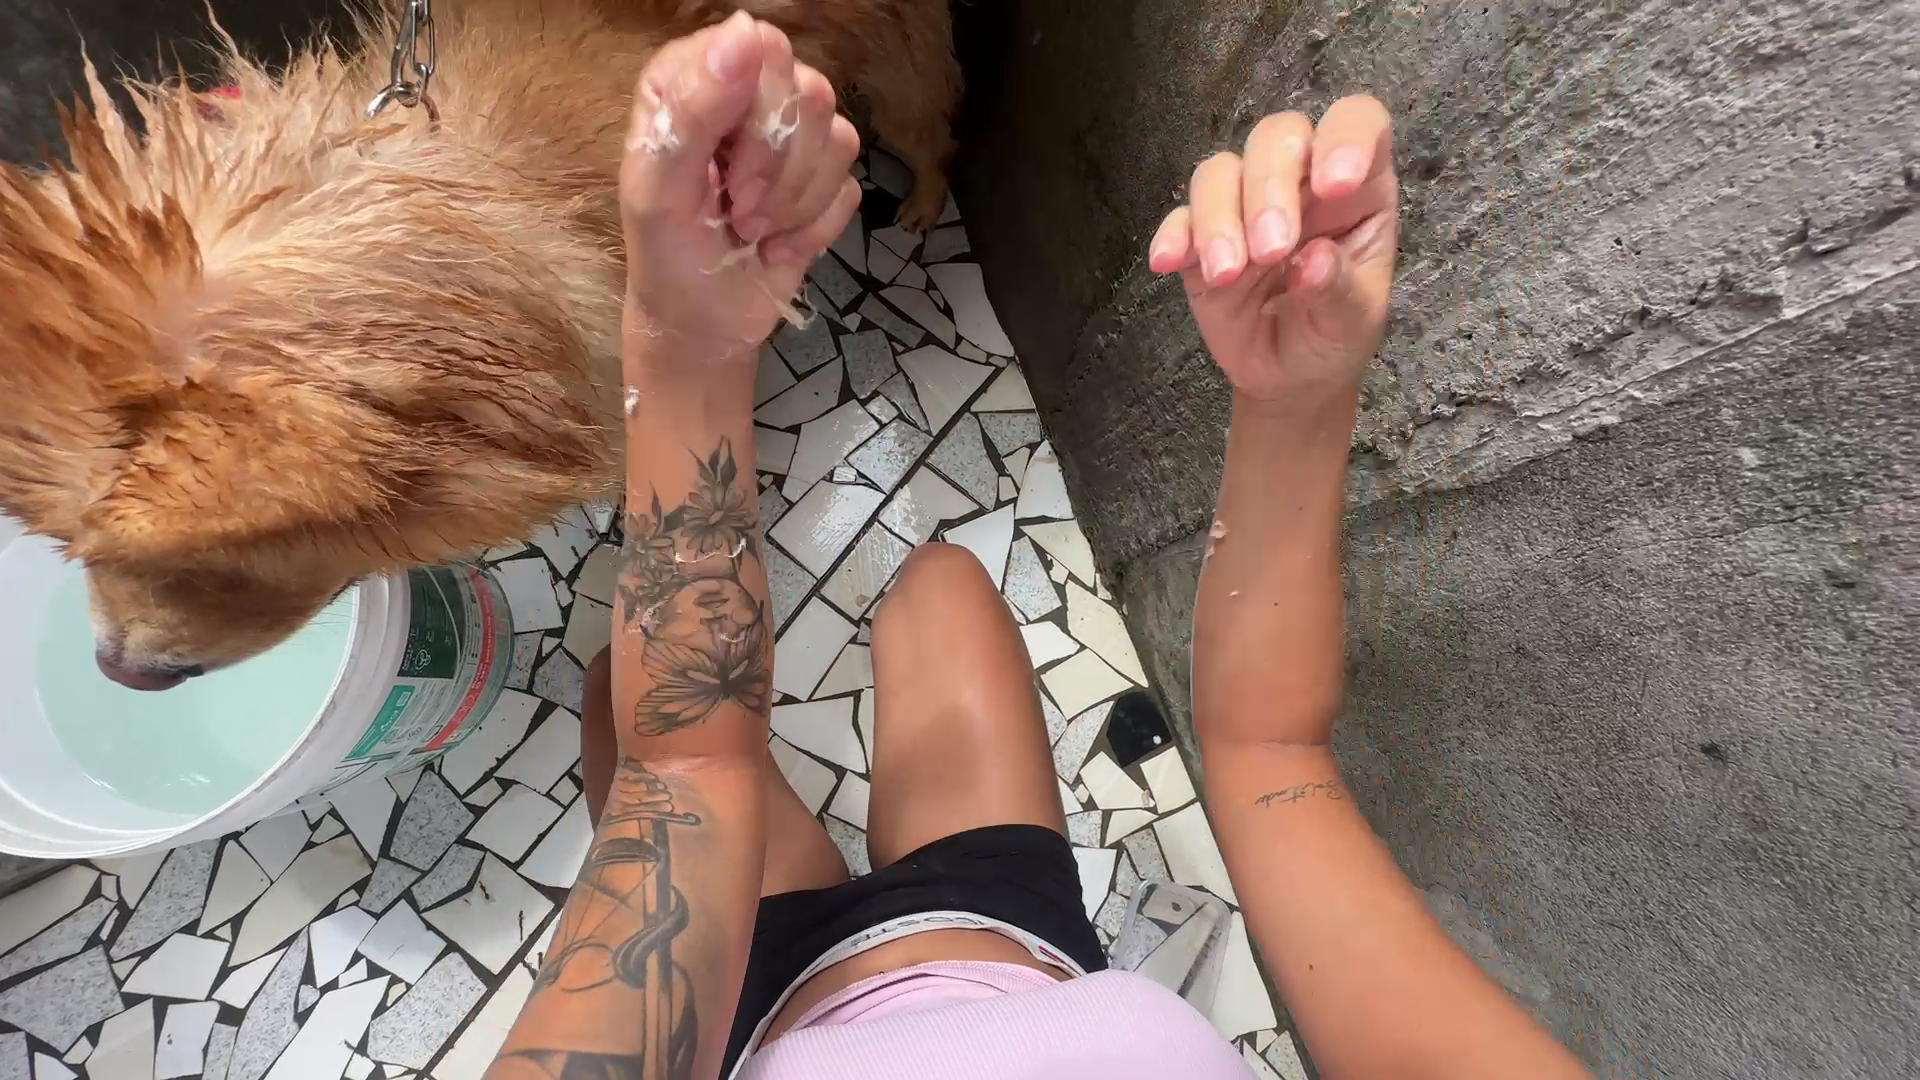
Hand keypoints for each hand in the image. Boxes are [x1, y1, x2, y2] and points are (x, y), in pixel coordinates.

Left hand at [619, 13, 861, 368]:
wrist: (705, 324)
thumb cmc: (669, 257)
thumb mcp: (659, 189)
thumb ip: (693, 109)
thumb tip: (746, 33)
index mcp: (697, 80)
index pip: (761, 49)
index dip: (756, 113)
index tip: (728, 169)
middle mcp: (750, 100)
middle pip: (810, 94)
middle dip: (777, 170)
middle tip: (740, 210)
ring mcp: (795, 146)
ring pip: (839, 141)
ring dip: (795, 204)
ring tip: (754, 230)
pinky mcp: (825, 191)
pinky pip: (849, 191)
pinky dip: (814, 231)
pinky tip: (780, 245)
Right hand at [1149, 96, 1398, 409]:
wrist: (1286, 377)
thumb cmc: (1331, 338)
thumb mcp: (1352, 322)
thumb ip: (1339, 290)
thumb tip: (1312, 263)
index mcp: (1356, 188)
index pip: (1356, 123)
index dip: (1345, 138)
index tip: (1334, 184)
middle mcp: (1298, 183)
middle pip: (1276, 138)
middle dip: (1268, 189)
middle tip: (1270, 252)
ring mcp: (1242, 209)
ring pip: (1219, 173)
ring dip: (1218, 219)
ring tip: (1227, 276)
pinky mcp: (1199, 243)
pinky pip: (1178, 221)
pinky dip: (1173, 237)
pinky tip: (1168, 263)